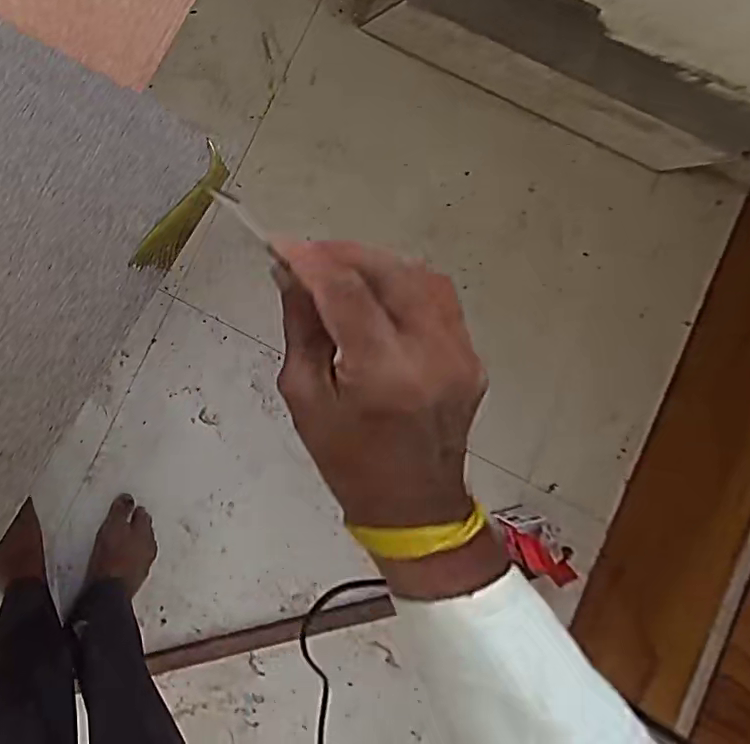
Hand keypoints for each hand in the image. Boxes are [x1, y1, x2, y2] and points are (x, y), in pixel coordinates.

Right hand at [272, 240, 505, 598]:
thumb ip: (301, 326)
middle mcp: (431, 356)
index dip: (309, 259)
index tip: (279, 245)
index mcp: (383, 374)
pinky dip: (398, 278)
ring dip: (372, 260)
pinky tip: (369, 287)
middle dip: (341, 252)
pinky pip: (436, 296)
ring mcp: (460, 354)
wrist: (413, 504)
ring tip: (334, 265)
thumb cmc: (344, 455)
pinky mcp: (470, 354)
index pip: (345, 292)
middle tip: (304, 254)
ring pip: (420, 276)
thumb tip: (290, 275)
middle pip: (390, 272)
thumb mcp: (302, 391)